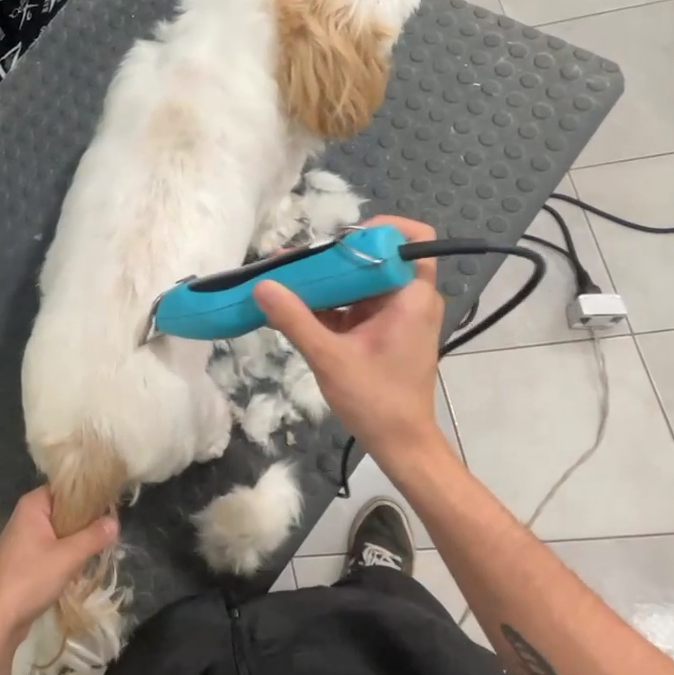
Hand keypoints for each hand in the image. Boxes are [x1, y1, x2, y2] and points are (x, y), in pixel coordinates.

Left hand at [0, 487, 118, 645]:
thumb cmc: (30, 579)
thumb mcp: (67, 557)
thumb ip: (93, 537)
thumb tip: (114, 521)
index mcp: (32, 505)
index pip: (65, 489)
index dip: (88, 496)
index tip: (111, 507)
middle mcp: (26, 517)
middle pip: (63, 510)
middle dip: (85, 523)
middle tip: (109, 533)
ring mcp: (23, 539)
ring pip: (59, 532)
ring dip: (77, 542)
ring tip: (100, 550)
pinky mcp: (24, 560)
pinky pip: (51, 549)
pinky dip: (65, 556)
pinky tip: (80, 569)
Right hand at [254, 215, 446, 464]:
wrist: (400, 444)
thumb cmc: (376, 401)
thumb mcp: (330, 358)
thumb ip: (295, 319)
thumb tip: (261, 285)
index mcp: (410, 298)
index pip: (411, 240)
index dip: (377, 230)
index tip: (337, 240)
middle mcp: (407, 299)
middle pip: (374, 257)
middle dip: (332, 255)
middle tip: (293, 261)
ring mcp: (393, 315)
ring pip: (359, 279)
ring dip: (323, 278)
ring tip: (282, 279)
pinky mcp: (379, 330)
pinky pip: (352, 301)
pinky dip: (325, 300)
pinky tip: (290, 305)